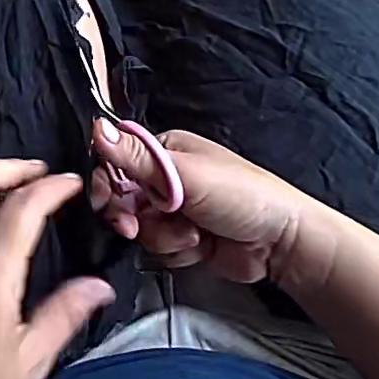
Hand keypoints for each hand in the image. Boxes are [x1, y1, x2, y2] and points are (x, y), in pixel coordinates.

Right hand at [90, 122, 328, 290]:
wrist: (281, 242)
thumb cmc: (240, 196)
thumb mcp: (184, 174)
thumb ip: (136, 156)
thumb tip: (96, 127)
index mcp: (164, 150)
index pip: (116, 164)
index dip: (108, 187)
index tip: (112, 205)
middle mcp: (166, 178)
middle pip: (123, 200)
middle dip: (135, 218)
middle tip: (140, 226)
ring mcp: (175, 210)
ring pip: (141, 228)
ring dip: (164, 236)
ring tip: (194, 233)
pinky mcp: (182, 238)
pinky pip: (158, 249)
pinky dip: (177, 251)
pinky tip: (201, 245)